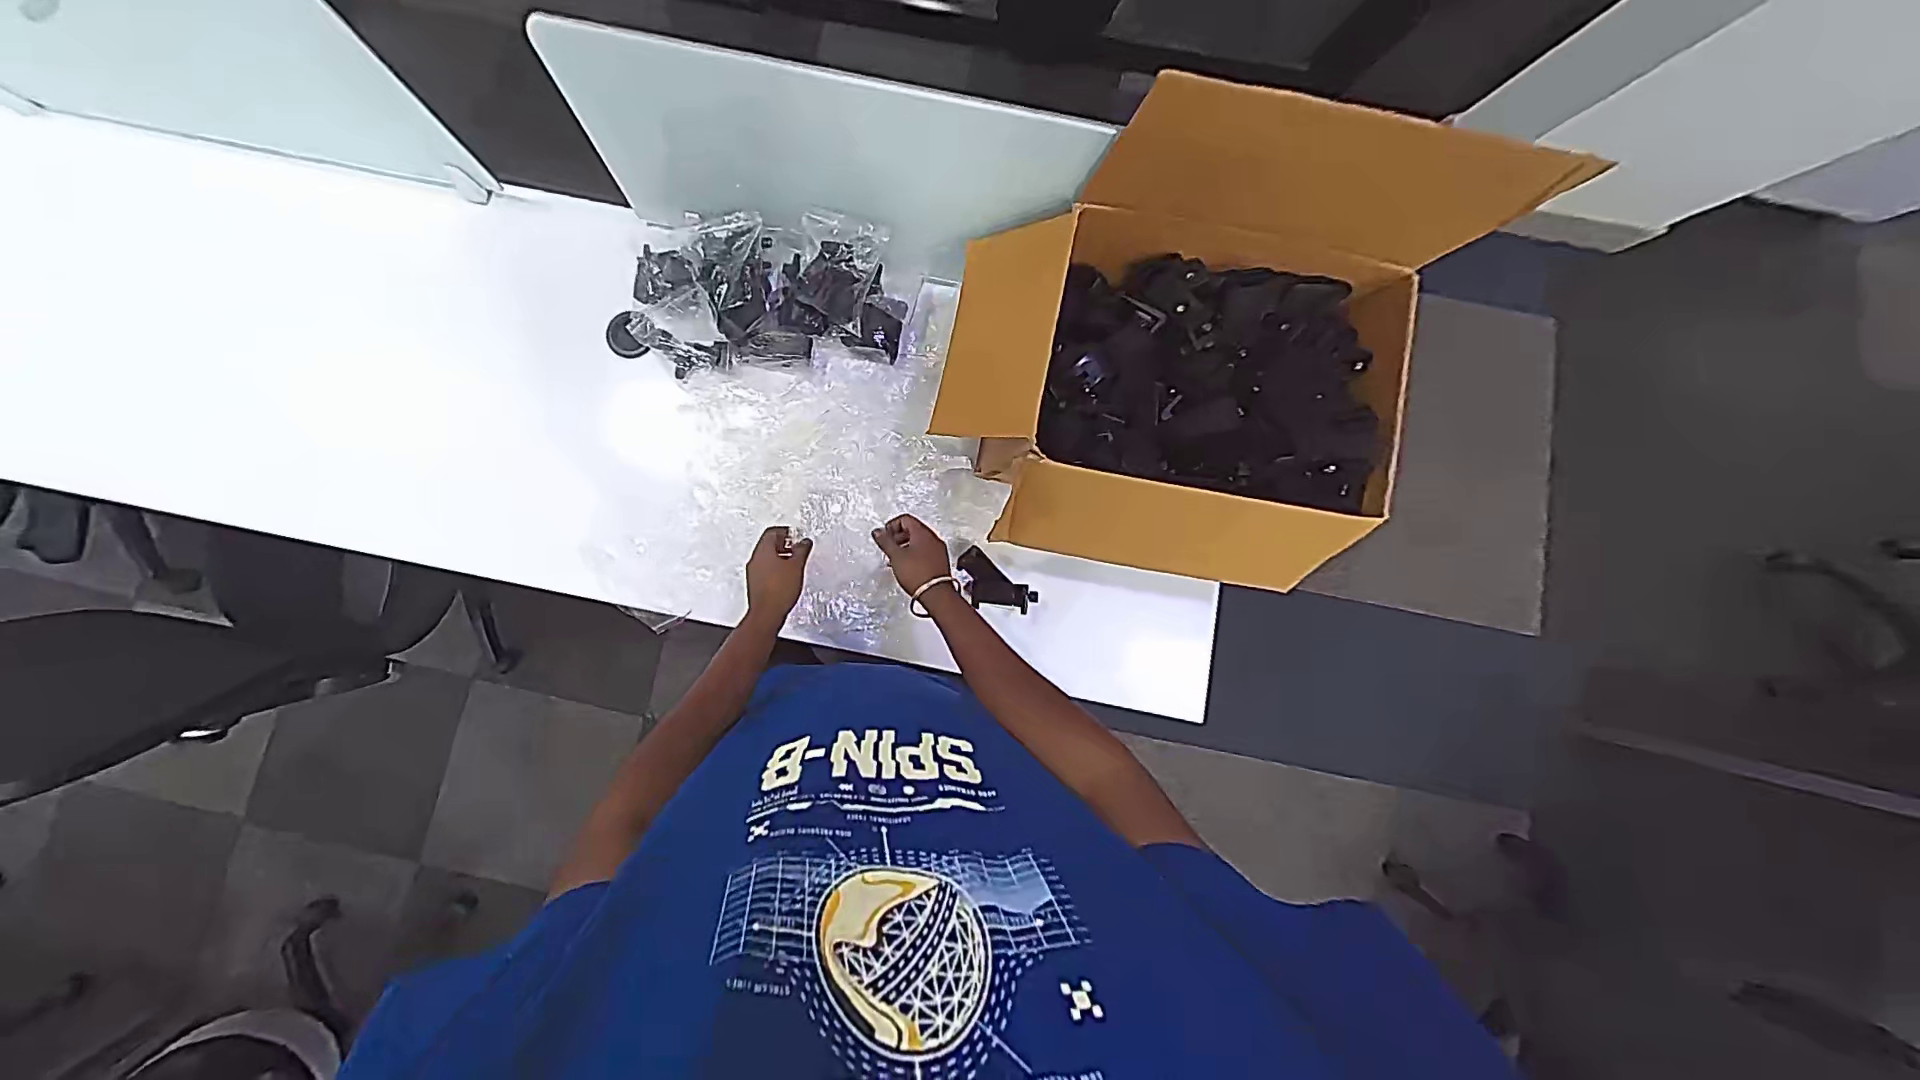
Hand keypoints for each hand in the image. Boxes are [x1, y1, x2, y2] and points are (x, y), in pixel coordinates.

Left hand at [745, 526, 811, 621]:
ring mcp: (753, 572)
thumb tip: (804, 542)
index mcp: (763, 550)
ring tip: (793, 561)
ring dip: (780, 556)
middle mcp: (755, 559)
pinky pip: (765, 569)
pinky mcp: (755, 583)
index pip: (772, 532)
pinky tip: (786, 576)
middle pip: (768, 544)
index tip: (795, 534)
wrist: (767, 613)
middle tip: (796, 546)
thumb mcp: (797, 566)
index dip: (786, 531)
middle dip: (783, 544)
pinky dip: (776, 568)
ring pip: (766, 557)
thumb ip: (802, 550)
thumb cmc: (779, 590)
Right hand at [872, 514, 952, 595]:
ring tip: (897, 559)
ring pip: (919, 541)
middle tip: (889, 547)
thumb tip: (878, 532)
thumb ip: (885, 541)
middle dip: (898, 537)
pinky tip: (908, 566)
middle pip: (913, 529)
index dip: (892, 525)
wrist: (935, 593)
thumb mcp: (896, 556)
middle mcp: (933, 538)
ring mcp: (939, 550)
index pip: (905, 519)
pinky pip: (926, 552)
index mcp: (923, 532)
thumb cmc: (918, 574)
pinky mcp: (940, 561)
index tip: (885, 536)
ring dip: (906, 547)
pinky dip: (915, 555)